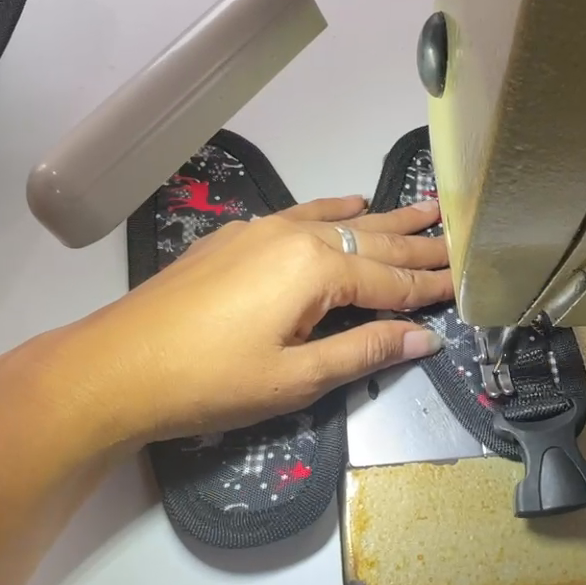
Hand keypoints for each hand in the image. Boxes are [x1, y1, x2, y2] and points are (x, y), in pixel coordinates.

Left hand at [2, 195, 450, 455]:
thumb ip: (364, 351)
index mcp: (316, 270)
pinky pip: (301, 214)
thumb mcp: (296, 378)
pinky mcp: (237, 238)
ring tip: (427, 206)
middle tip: (463, 235)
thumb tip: (423, 338)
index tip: (469, 279)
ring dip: (385, 218)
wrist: (116, 367)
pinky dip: (333, 209)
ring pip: (339, 221)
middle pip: (373, 240)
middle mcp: (295, 236)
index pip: (392, 279)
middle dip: (420, 242)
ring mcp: (262, 230)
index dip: (432, 284)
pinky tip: (350, 202)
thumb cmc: (210, 382)